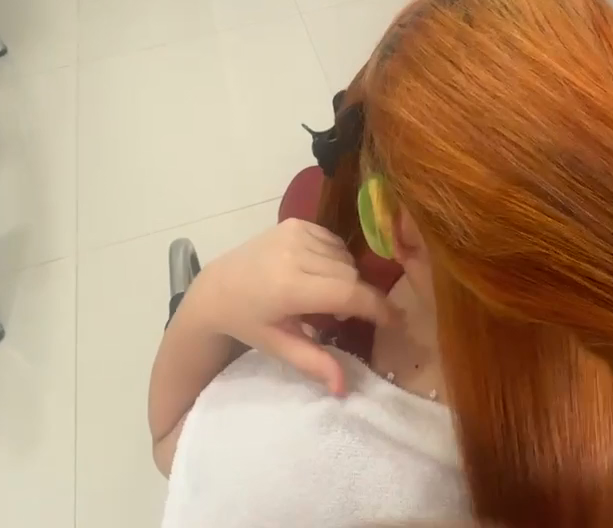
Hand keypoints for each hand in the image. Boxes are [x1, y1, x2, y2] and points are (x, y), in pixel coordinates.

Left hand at [188, 218, 396, 395]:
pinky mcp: (295, 222)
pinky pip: (333, 241)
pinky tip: (318, 274)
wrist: (219, 286)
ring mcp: (295, 232)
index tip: (394, 321)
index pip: (348, 293)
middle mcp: (294, 253)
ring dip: (346, 278)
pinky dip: (335, 259)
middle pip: (350, 275)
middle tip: (342, 317)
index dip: (376, 307)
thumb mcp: (278, 346)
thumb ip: (314, 362)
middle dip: (358, 297)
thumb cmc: (249, 321)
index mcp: (289, 286)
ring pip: (345, 257)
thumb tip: (344, 389)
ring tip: (324, 297)